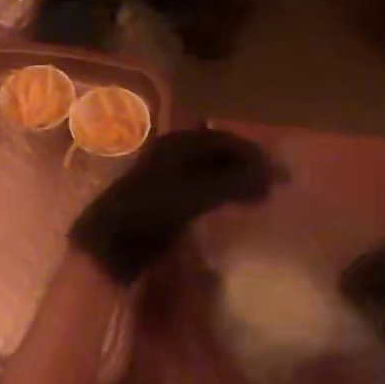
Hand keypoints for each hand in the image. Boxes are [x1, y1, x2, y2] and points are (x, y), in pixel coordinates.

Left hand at [70, 128, 275, 283]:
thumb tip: (272, 174)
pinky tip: (231, 208)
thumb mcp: (193, 197)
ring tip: (260, 198)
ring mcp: (163, 175)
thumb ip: (231, 183)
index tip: (277, 171)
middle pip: (216, 153)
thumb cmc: (146, 214)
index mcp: (174, 145)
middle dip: (245, 166)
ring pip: (209, 170)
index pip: (222, 139)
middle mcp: (169, 153)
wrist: (107, 245)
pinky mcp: (161, 198)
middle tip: (274, 185)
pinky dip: (220, 193)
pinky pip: (199, 188)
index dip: (251, 152)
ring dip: (234, 180)